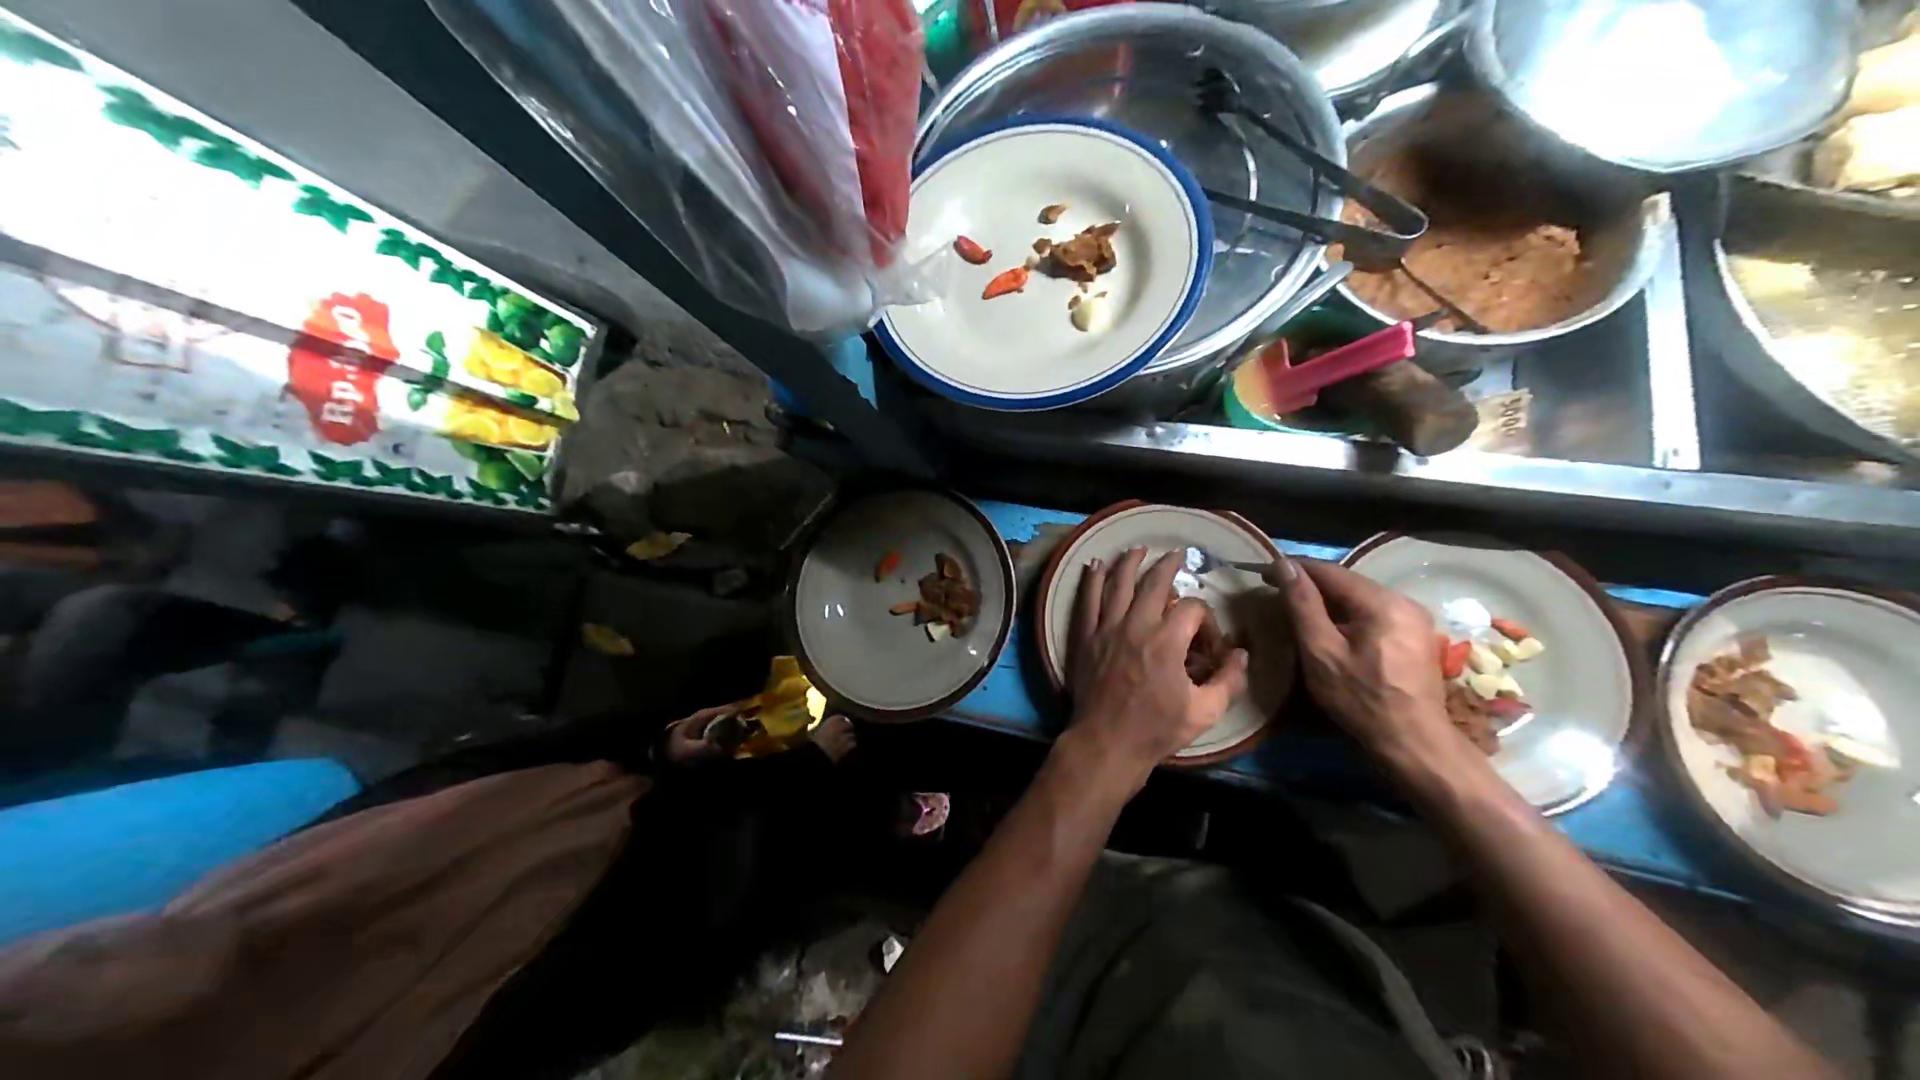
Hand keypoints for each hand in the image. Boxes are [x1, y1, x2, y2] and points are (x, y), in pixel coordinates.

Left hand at [1066, 548, 1248, 783]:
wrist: (1107, 742)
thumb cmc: (1156, 729)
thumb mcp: (1205, 711)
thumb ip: (1229, 681)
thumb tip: (1242, 654)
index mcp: (1167, 641)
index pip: (1191, 609)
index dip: (1206, 619)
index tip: (1207, 640)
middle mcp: (1136, 625)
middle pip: (1153, 583)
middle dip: (1168, 565)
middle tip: (1176, 555)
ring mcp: (1106, 629)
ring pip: (1117, 584)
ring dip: (1129, 563)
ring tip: (1138, 549)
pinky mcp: (1086, 638)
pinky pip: (1087, 601)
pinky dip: (1091, 580)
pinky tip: (1093, 565)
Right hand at [1267, 556, 1461, 771]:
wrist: (1412, 742)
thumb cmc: (1360, 698)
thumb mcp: (1320, 651)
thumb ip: (1302, 605)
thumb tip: (1284, 565)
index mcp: (1382, 602)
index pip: (1329, 571)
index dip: (1294, 569)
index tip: (1264, 573)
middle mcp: (1404, 601)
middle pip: (1347, 582)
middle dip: (1310, 584)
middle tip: (1276, 592)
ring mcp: (1414, 618)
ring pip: (1359, 597)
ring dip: (1327, 600)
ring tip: (1298, 609)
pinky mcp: (1415, 635)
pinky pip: (1372, 612)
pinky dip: (1346, 614)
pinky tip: (1330, 627)